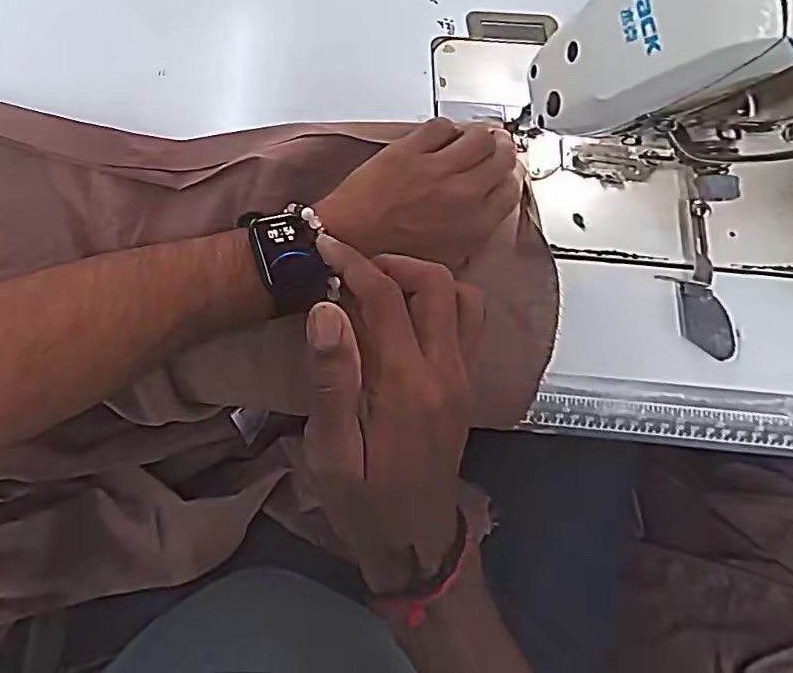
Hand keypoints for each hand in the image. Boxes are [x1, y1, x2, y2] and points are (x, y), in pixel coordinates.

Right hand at [303, 235, 484, 593]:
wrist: (415, 545)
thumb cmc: (363, 502)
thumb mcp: (331, 450)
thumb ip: (332, 377)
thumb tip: (325, 308)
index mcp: (407, 384)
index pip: (385, 296)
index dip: (352, 262)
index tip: (324, 248)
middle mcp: (445, 372)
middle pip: (435, 284)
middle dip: (390, 261)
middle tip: (350, 268)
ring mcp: (462, 377)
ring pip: (461, 297)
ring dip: (420, 277)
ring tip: (378, 285)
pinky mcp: (466, 385)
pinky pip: (468, 322)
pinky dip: (440, 299)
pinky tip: (405, 312)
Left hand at [315, 118, 518, 268]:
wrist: (349, 236)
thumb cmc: (390, 247)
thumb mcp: (447, 252)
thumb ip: (474, 227)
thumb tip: (488, 202)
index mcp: (475, 223)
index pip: (512, 187)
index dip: (510, 173)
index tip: (505, 167)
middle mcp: (462, 194)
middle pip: (501, 157)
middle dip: (500, 149)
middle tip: (494, 144)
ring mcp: (435, 169)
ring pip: (478, 136)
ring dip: (477, 134)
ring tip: (468, 137)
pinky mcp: (409, 151)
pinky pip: (440, 127)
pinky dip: (444, 128)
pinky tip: (438, 135)